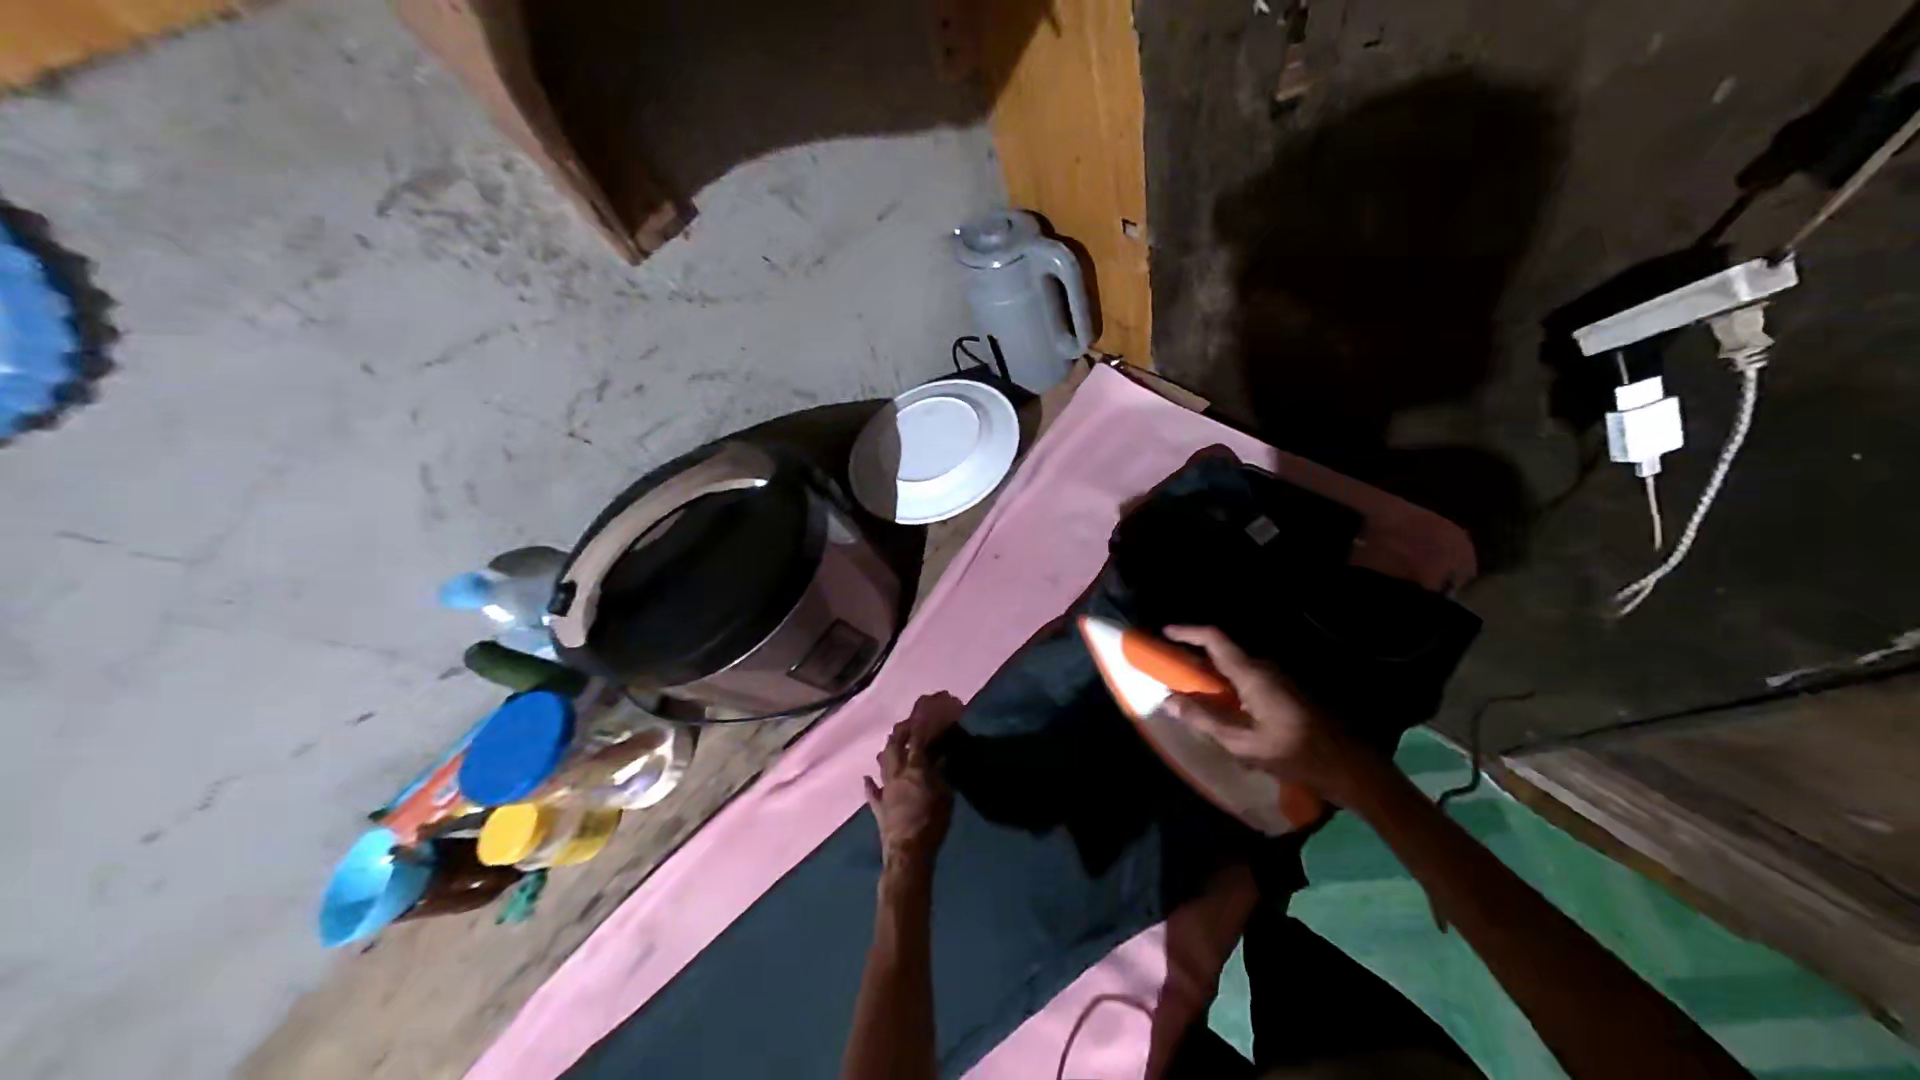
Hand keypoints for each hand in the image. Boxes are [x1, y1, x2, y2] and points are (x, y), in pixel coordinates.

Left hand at [864, 693, 960, 874]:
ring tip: (890, 742)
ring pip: (882, 764)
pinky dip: (869, 784)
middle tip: (905, 723)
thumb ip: (941, 775)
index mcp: (914, 770)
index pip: (916, 742)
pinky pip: (871, 793)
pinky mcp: (878, 808)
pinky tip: (866, 778)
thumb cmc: (931, 823)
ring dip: (886, 751)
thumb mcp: (945, 796)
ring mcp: (885, 791)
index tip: (922, 714)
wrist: (907, 852)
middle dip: (899, 733)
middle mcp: (896, 775)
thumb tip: (940, 757)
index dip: (919, 727)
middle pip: (894, 747)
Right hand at [1160, 626, 1367, 802]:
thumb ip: (1205, 720)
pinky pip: (1247, 681)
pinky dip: (1227, 688)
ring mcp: (1279, 681)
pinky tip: (1220, 711)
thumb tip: (1169, 701)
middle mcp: (1265, 670)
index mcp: (1253, 675)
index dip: (1187, 632)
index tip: (1164, 634)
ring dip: (1211, 676)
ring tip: (1189, 693)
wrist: (1352, 769)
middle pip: (1223, 653)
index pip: (1214, 639)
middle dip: (1193, 658)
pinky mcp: (1286, 694)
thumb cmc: (1297, 755)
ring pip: (1235, 669)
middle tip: (1169, 671)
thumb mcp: (1244, 744)